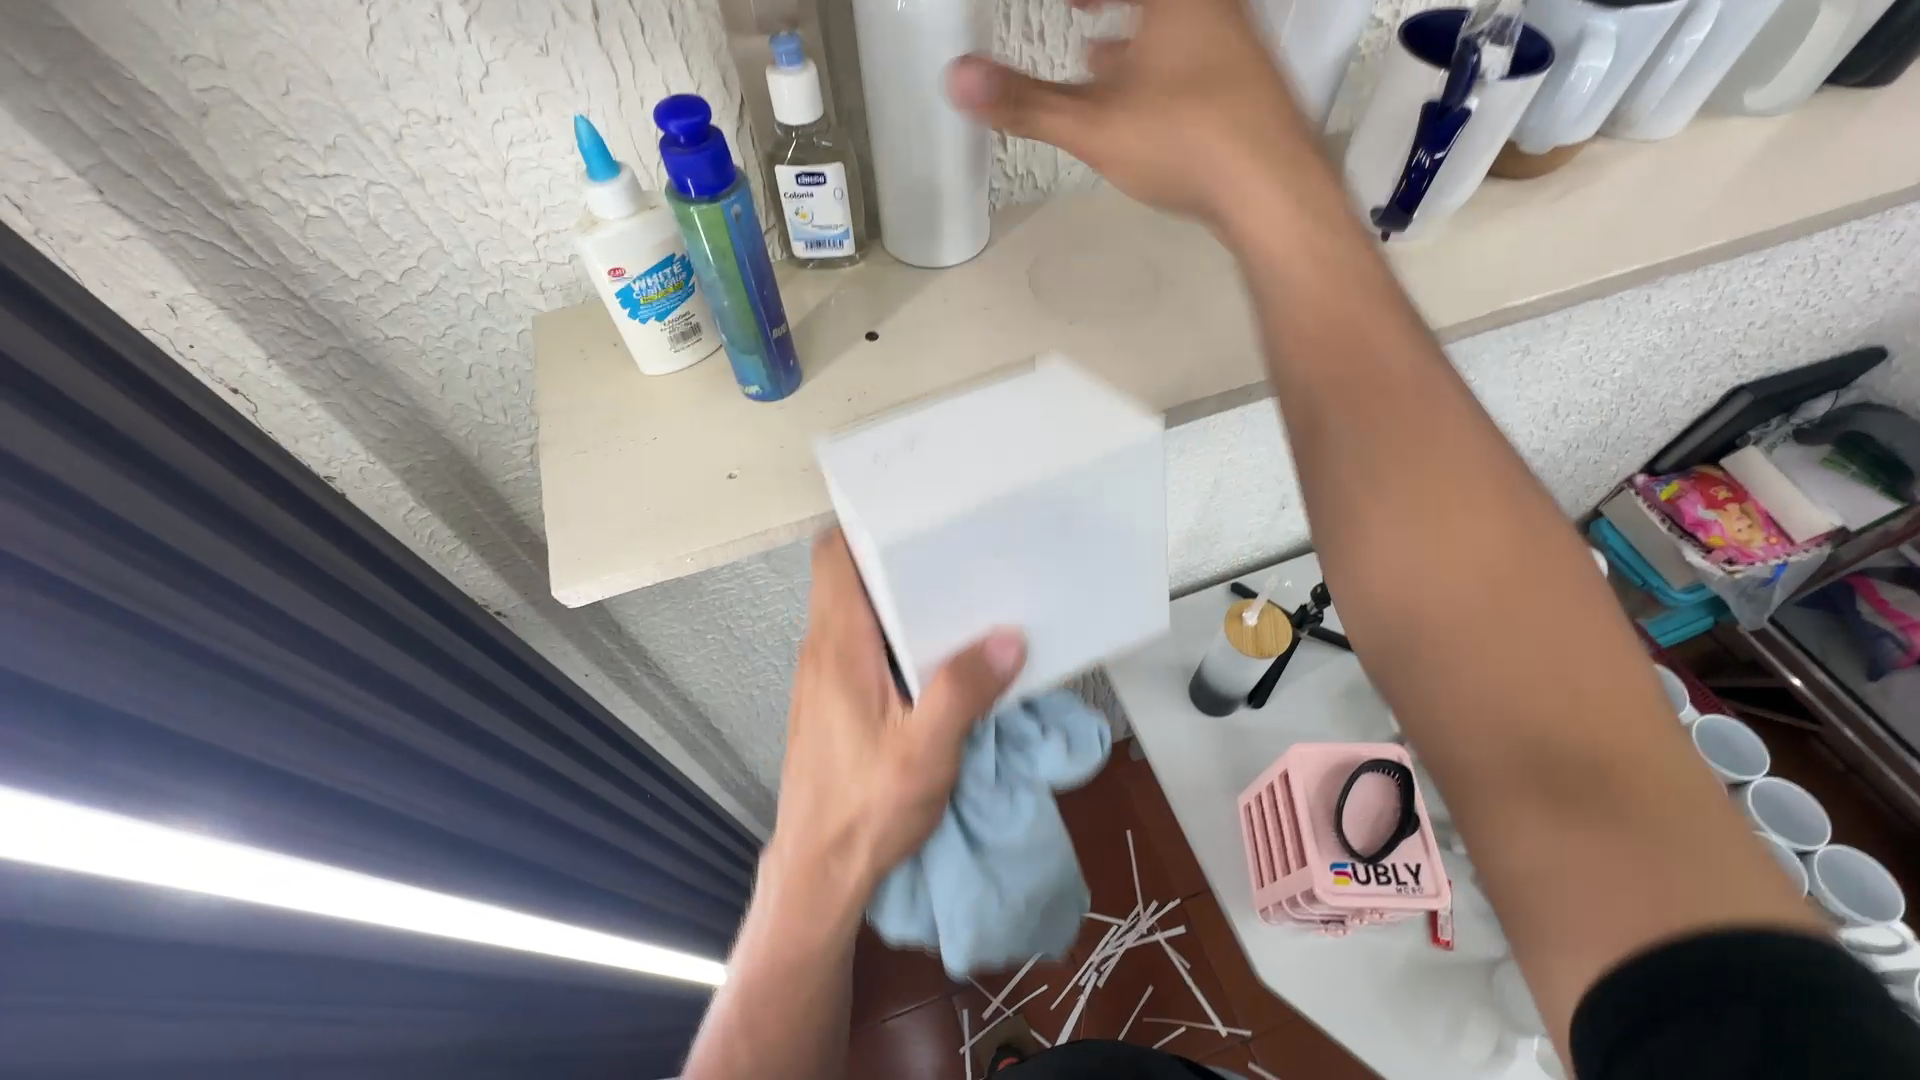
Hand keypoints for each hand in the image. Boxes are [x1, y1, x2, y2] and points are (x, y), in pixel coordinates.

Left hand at [771, 530, 1025, 893]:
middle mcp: (823, 652)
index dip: (865, 527)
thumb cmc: (866, 808)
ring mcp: (824, 679)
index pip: (834, 558)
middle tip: (956, 551)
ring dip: (899, 603)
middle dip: (897, 562)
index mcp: (838, 647)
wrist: (819, 871)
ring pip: (858, 616)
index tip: (914, 514)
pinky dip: (895, 638)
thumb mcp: (925, 751)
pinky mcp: (834, 704)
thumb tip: (1007, 637)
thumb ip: (963, 690)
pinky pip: (863, 649)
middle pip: (850, 581)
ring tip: (958, 595)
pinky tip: (938, 656)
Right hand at [945, 0, 1312, 229]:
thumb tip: (962, 81)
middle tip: (1080, 9)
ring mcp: (1234, 42)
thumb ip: (1024, 103)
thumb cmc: (1195, 143)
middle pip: (1153, 2)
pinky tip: (1142, 100)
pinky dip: (1157, 64)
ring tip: (1097, 52)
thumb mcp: (1093, 124)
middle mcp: (1212, 7)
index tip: (1068, 7)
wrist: (1274, 192)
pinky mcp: (1245, 82)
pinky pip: (1193, 55)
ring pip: (1174, 22)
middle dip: (1105, 7)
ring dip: (1132, 31)